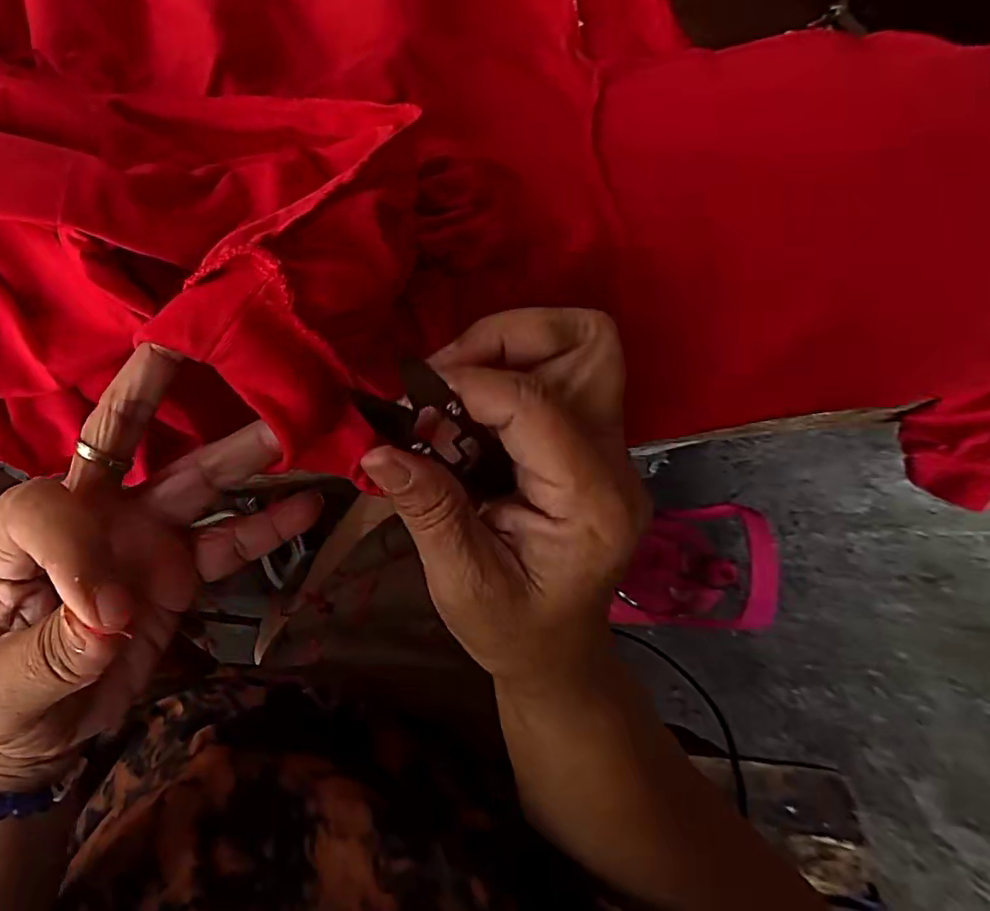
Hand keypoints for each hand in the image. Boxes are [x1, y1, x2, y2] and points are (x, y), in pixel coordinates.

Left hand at [0, 345, 321, 792]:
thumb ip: (55, 652)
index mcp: (25, 529)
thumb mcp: (8, 685)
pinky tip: (304, 504)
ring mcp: (138, 536)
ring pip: (189, 482)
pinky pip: (222, 544)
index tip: (102, 620)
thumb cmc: (2, 696)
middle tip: (181, 341)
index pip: (49, 506)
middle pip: (116, 438)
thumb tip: (111, 618)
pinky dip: (261, 526)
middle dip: (145, 388)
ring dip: (235, 455)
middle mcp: (87, 513)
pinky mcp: (176, 571)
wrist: (41, 731)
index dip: (77, 550)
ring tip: (287, 423)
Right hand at [359, 309, 648, 686]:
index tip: (408, 404)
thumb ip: (427, 510)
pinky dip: (498, 369)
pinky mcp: (582, 442)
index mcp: (590, 500)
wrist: (556, 652)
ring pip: (576, 346)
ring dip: (503, 347)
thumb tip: (378, 450)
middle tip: (443, 375)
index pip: (536, 404)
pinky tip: (455, 407)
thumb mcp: (461, 580)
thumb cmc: (512, 627)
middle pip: (588, 343)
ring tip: (445, 386)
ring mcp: (604, 446)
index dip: (466, 386)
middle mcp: (611, 460)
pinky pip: (551, 372)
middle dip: (506, 337)